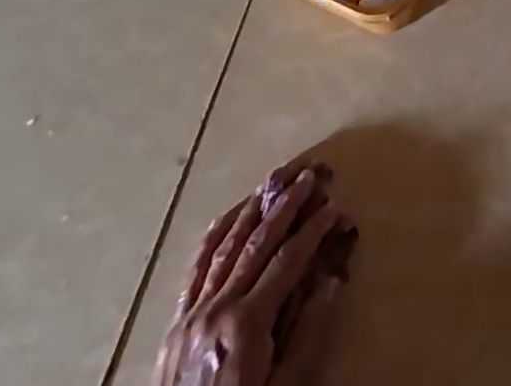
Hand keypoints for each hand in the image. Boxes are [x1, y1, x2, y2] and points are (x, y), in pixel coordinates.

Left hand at [153, 164, 354, 385]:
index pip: (288, 261)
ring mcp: (192, 314)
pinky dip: (214, 237)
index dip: (314, 231)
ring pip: (225, 247)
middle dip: (285, 206)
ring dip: (252, 210)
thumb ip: (309, 336)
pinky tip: (228, 218)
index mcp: (247, 325)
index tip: (334, 207)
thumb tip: (331, 281)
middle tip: (307, 176)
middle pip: (257, 243)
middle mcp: (217, 309)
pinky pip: (196, 268)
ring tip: (271, 183)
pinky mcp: (176, 324)